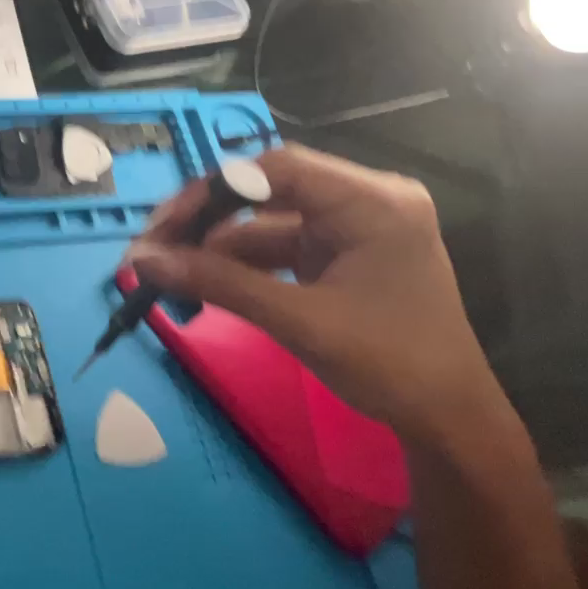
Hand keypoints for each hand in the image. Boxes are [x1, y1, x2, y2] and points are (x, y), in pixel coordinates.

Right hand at [125, 146, 502, 439]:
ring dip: (214, 247)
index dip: (213, 191)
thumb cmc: (388, 363)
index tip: (164, 223)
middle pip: (267, 191)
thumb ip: (219, 283)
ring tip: (164, 270)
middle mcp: (363, 201)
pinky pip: (275, 247)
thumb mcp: (297, 320)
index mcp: (373, 201)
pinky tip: (199, 281)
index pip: (278, 169)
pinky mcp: (337, 255)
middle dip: (206, 219)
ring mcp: (349, 229)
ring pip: (264, 222)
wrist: (446, 419)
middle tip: (153, 246)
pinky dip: (237, 265)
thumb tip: (142, 260)